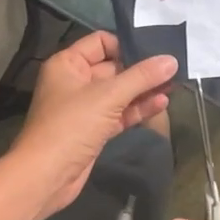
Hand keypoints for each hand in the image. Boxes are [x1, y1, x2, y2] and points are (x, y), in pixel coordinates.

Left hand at [10, 32, 176, 215]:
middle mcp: (75, 81)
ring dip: (143, 90)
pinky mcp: (94, 130)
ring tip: (174, 85)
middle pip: (113, 67)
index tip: (154, 50)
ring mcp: (84, 107)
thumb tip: (172, 60)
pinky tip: (161, 103)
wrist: (46, 177)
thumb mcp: (108, 96)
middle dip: (141, 69)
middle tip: (173, 68)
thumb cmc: (71, 126)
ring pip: (119, 92)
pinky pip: (119, 113)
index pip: (101, 42)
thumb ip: (141, 77)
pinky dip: (137, 108)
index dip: (126, 45)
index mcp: (68, 64)